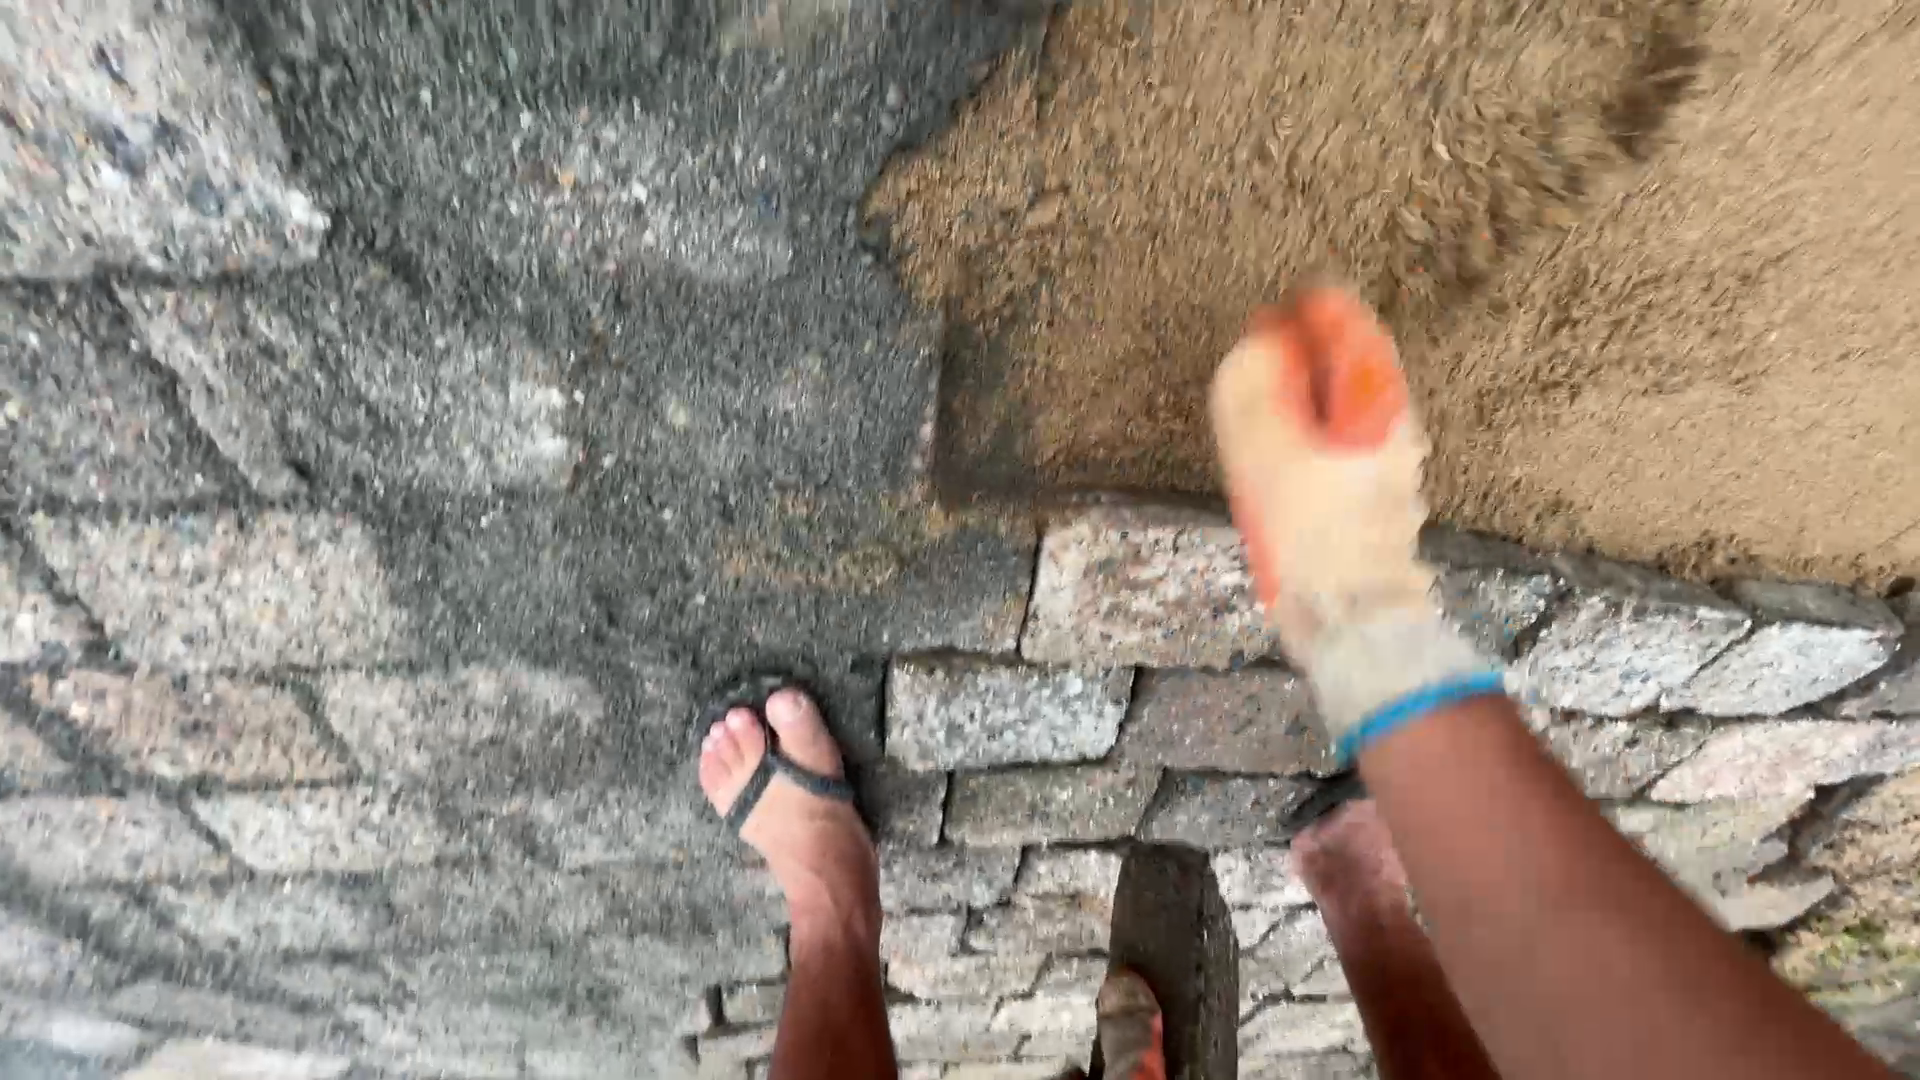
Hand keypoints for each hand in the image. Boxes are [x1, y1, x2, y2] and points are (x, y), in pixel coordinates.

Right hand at [1212, 287, 1494, 757]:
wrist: (1347, 611)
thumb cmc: (1308, 531)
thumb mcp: (1268, 451)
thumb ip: (1257, 389)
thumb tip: (1259, 347)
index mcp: (1375, 406)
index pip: (1351, 332)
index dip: (1314, 311)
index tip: (1279, 307)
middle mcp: (1392, 427)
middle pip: (1354, 367)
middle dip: (1311, 350)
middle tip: (1268, 344)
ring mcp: (1386, 463)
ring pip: (1348, 406)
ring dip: (1311, 390)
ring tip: (1269, 390)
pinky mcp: (1372, 495)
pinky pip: (1341, 440)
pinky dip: (1313, 428)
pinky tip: (1286, 446)